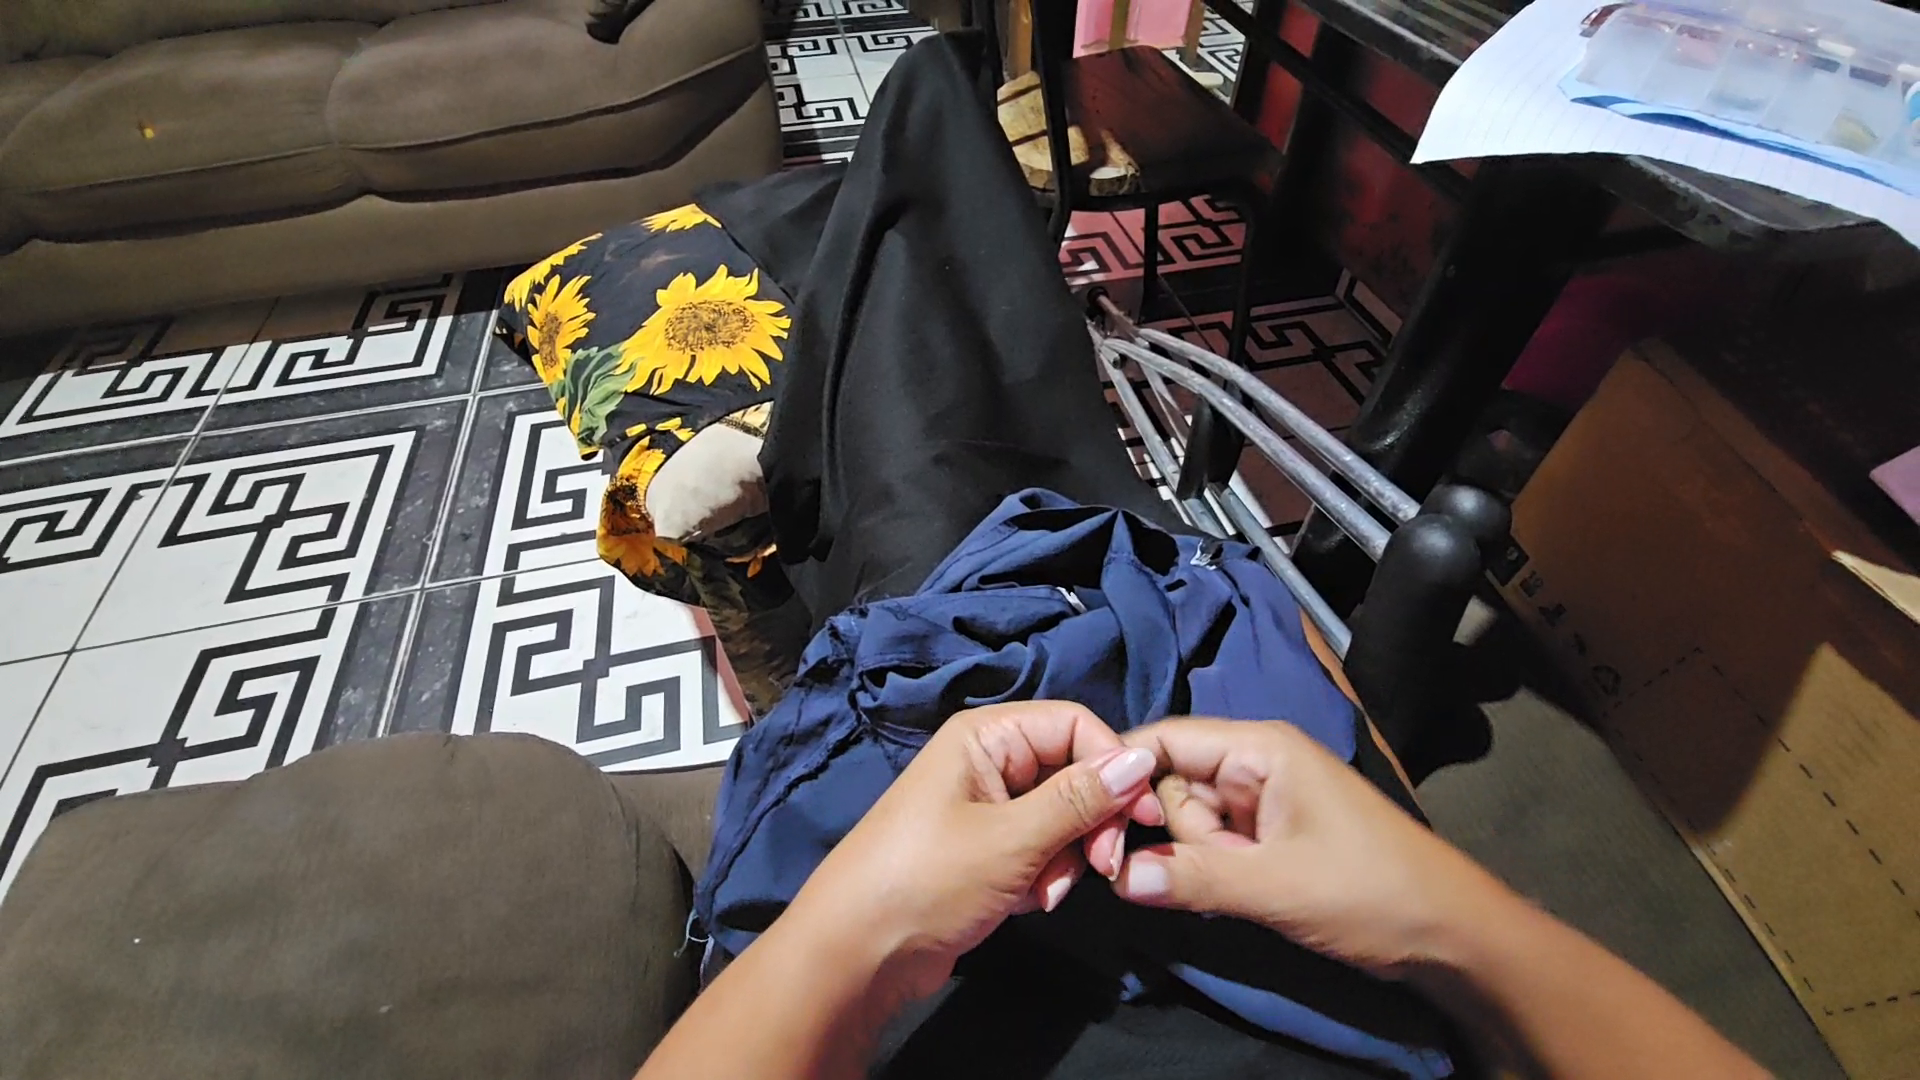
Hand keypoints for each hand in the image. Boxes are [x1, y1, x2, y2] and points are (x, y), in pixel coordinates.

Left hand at [781, 701, 1163, 1001]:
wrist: (858, 953)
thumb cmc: (930, 878)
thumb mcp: (1012, 838)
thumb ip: (1080, 798)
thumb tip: (1141, 758)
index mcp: (987, 735)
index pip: (1075, 725)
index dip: (1116, 765)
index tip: (1145, 817)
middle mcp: (990, 759)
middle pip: (1073, 771)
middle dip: (1091, 822)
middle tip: (1102, 867)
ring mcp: (989, 804)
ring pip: (1063, 815)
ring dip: (1066, 857)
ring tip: (1043, 892)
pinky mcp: (989, 846)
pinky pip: (1042, 846)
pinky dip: (1045, 874)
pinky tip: (1028, 901)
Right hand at [1111, 717, 1515, 979]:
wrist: (1459, 941)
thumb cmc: (1373, 894)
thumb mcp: (1278, 887)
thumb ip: (1192, 878)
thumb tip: (1116, 879)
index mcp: (1259, 747)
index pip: (1166, 739)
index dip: (1125, 772)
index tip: (1098, 821)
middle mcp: (1254, 761)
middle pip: (1173, 784)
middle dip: (1183, 834)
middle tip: (1227, 871)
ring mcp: (1262, 797)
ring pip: (1191, 819)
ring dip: (1206, 858)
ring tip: (1256, 885)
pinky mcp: (1267, 830)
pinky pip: (1215, 840)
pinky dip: (1219, 868)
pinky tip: (1250, 891)